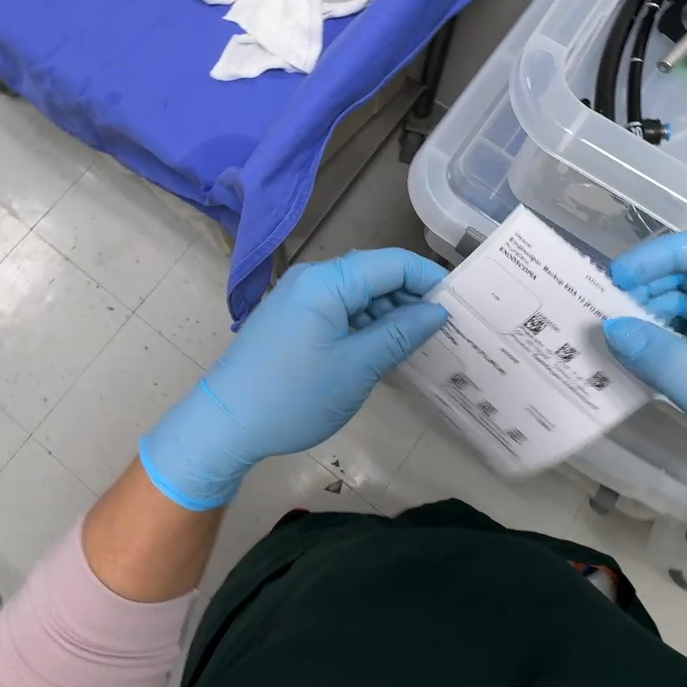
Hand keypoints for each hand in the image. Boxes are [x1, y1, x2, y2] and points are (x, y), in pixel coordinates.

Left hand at [139, 249, 449, 510]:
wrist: (226, 423)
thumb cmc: (294, 396)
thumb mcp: (356, 368)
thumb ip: (399, 334)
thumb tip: (437, 312)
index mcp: (327, 281)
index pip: (391, 263)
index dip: (429, 279)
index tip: (461, 305)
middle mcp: (311, 278)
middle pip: (374, 274)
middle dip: (410, 298)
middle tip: (444, 330)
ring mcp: (298, 297)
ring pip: (357, 293)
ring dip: (387, 313)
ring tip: (416, 345)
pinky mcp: (292, 317)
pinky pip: (338, 308)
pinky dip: (363, 323)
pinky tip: (381, 349)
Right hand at [602, 230, 686, 635]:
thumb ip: (670, 363)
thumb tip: (609, 327)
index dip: (667, 253)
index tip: (619, 276)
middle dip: (651, 283)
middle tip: (604, 307)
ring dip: (647, 312)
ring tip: (610, 333)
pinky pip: (684, 340)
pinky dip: (654, 342)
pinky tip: (627, 357)